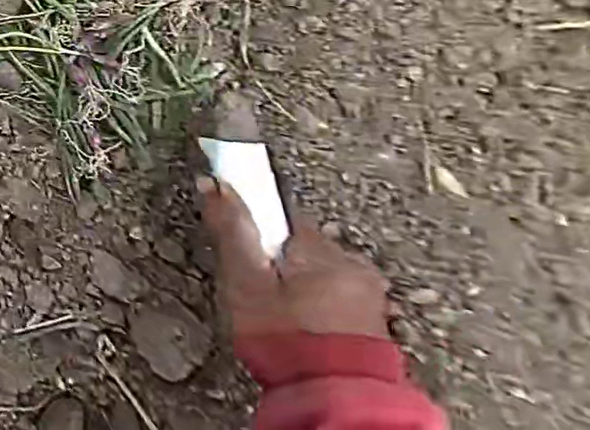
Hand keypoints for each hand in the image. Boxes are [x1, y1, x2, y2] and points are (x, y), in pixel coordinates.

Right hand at [197, 175, 390, 340]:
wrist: (335, 406)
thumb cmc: (287, 342)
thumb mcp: (245, 280)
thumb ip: (231, 228)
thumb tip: (214, 184)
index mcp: (320, 246)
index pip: (278, 214)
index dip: (255, 232)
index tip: (242, 250)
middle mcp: (351, 264)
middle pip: (299, 246)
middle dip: (278, 263)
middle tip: (257, 291)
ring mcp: (367, 297)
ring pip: (318, 274)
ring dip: (298, 287)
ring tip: (277, 316)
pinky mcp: (374, 327)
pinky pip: (334, 300)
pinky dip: (316, 309)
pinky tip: (299, 330)